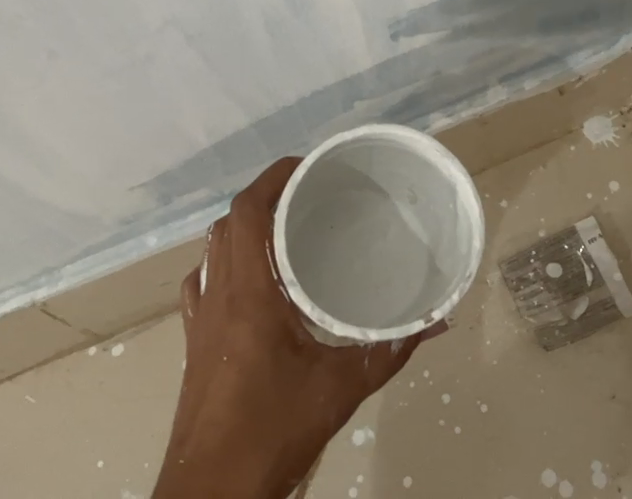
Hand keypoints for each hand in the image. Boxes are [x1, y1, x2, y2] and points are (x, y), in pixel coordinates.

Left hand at [154, 157, 439, 498]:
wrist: (212, 491)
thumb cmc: (274, 429)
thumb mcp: (343, 388)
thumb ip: (391, 348)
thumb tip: (437, 320)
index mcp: (248, 294)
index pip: (248, 212)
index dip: (274, 178)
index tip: (310, 166)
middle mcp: (217, 295)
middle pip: (228, 223)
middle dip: (265, 196)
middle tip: (310, 193)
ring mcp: (199, 318)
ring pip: (213, 249)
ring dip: (243, 227)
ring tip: (285, 226)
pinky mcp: (193, 342)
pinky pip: (204, 282)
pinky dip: (226, 263)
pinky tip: (252, 279)